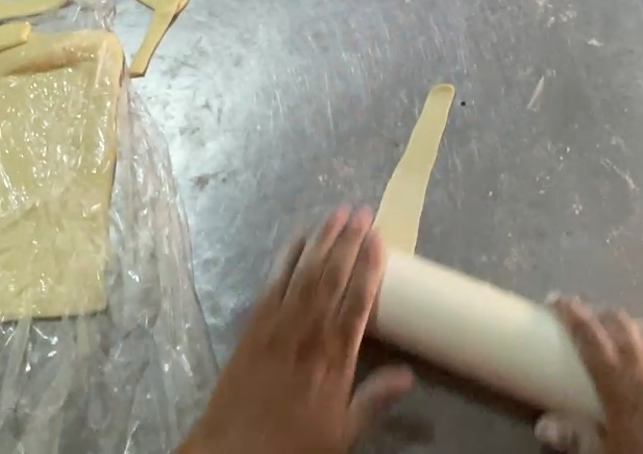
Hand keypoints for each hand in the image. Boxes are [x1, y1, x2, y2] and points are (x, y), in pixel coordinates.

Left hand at [180, 207, 413, 453]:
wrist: (233, 452)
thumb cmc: (294, 443)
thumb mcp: (342, 432)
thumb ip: (375, 400)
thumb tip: (409, 375)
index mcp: (334, 356)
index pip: (357, 300)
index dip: (369, 266)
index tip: (379, 239)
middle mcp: (307, 329)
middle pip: (332, 275)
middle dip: (349, 241)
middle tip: (362, 212)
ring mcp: (278, 321)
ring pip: (305, 270)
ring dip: (322, 239)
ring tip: (338, 212)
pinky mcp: (255, 321)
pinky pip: (274, 279)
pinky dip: (288, 254)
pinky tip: (299, 236)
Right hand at [538, 298, 642, 453]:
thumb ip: (577, 441)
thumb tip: (543, 426)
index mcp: (619, 384)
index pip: (587, 334)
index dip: (569, 312)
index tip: (555, 301)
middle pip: (621, 323)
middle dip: (602, 316)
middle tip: (591, 323)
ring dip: (638, 330)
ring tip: (631, 337)